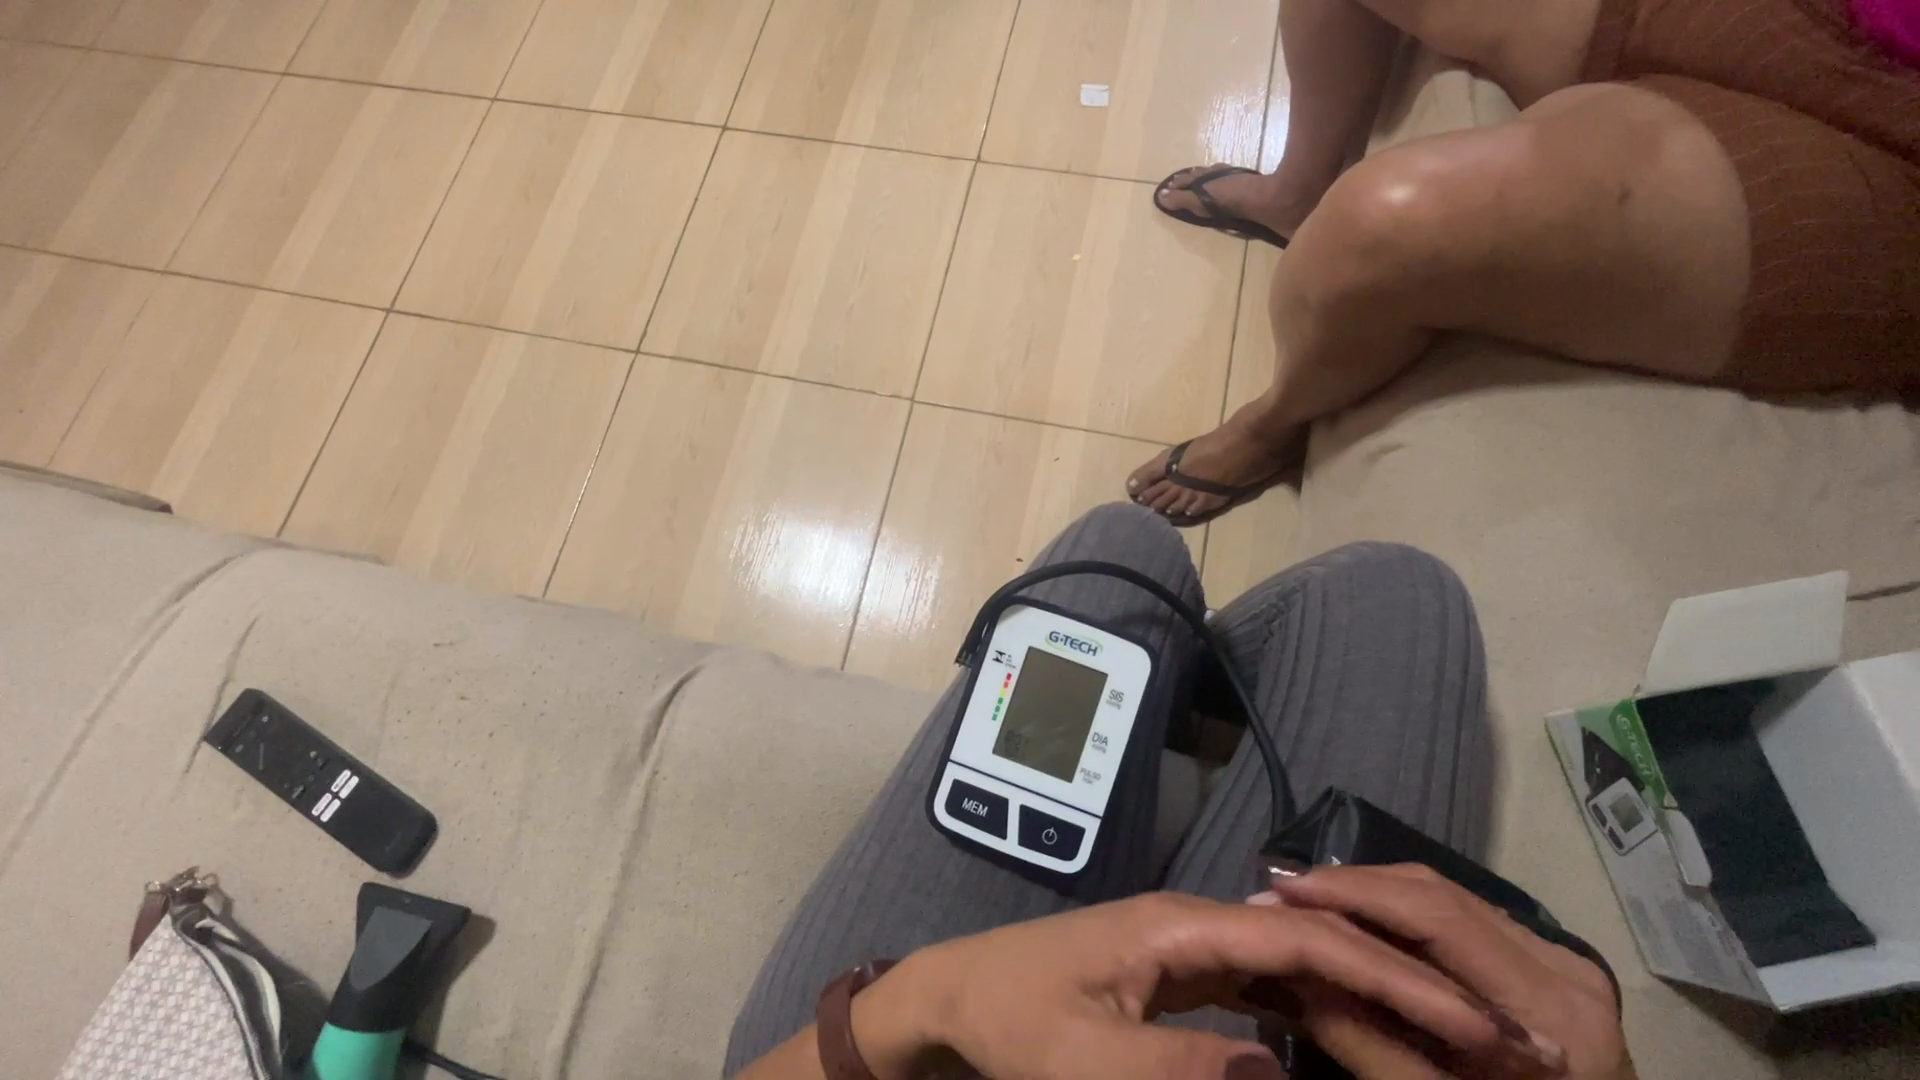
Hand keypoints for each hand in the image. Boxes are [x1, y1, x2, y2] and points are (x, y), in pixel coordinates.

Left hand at [854, 891, 1543, 1079]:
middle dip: (1388, 977)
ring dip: (1355, 988)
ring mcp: (1182, 943)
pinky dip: (1307, 999)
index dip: (1384, 973)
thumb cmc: (1016, 1020)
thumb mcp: (1090, 1060)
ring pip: (1286, 957)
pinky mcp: (1174, 970)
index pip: (1298, 938)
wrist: (960, 991)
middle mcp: (1189, 922)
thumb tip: (1280, 1069)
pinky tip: (1344, 1028)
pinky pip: (1256, 980)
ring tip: (1431, 1032)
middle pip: (1304, 939)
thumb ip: (1184, 1066)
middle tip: (1475, 1029)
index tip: (1464, 1014)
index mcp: (1177, 926)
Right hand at [1264, 865, 1635, 1079]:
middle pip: (1440, 893)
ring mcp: (1564, 963)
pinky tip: (1360, 918)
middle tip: (1285, 888)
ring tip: (1310, 897)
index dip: (1356, 891)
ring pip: (1448, 895)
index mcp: (1550, 1011)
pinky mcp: (1551, 967)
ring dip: (1374, 892)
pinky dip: (1403, 912)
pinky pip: (1462, 917)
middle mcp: (1565, 968)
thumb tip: (1294, 974)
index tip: (1287, 887)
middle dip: (1354, 884)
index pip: (1438, 916)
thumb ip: (1367, 1044)